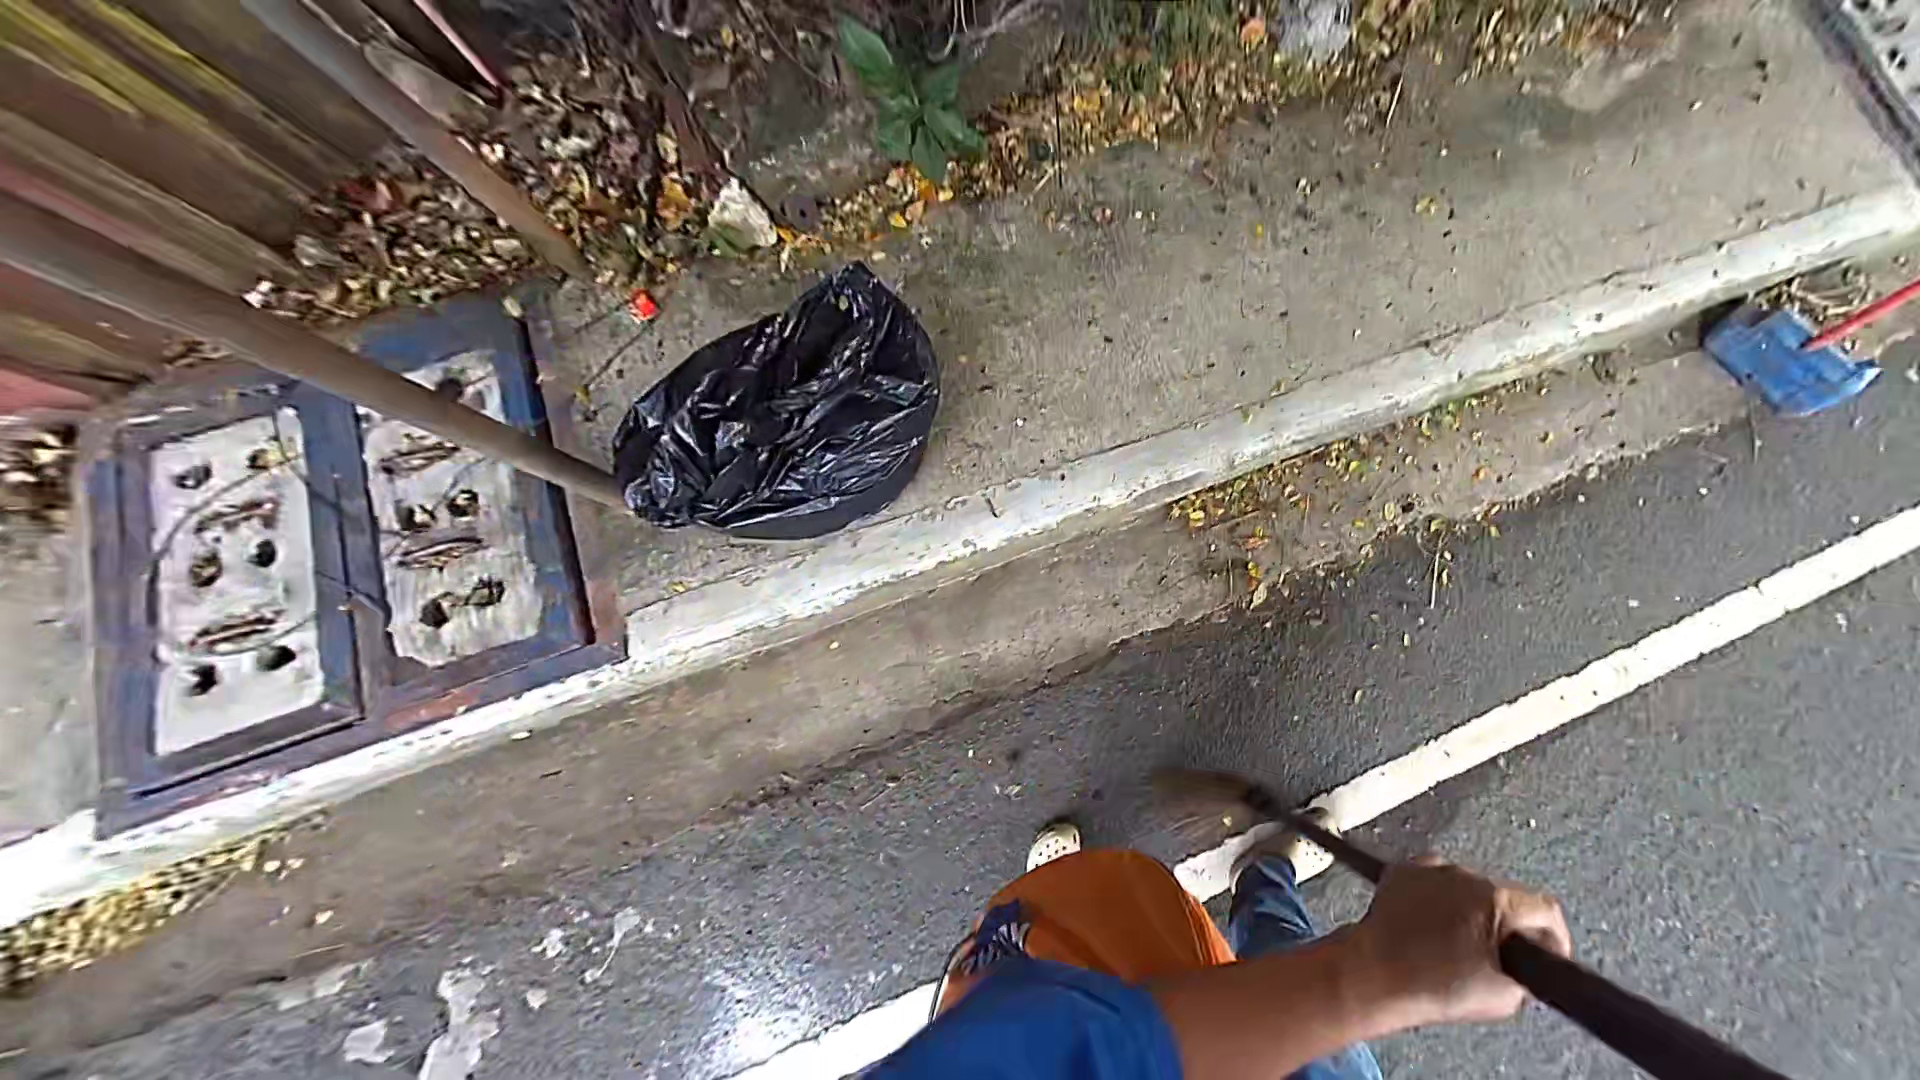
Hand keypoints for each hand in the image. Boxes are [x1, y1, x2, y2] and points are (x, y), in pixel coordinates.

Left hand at [1346, 856, 1571, 1028]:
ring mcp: (1429, 869)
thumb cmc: (1436, 983)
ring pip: (1467, 885)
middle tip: (1497, 949)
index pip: (1546, 907)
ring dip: (1471, 906)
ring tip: (1458, 937)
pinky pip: (1434, 877)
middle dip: (1507, 922)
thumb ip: (1529, 964)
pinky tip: (1433, 919)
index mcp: (1495, 901)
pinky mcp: (1403, 869)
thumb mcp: (1510, 992)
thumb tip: (1529, 956)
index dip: (1553, 935)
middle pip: (1504, 894)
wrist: (1381, 969)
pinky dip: (1439, 894)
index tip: (1549, 949)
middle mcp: (1462, 876)